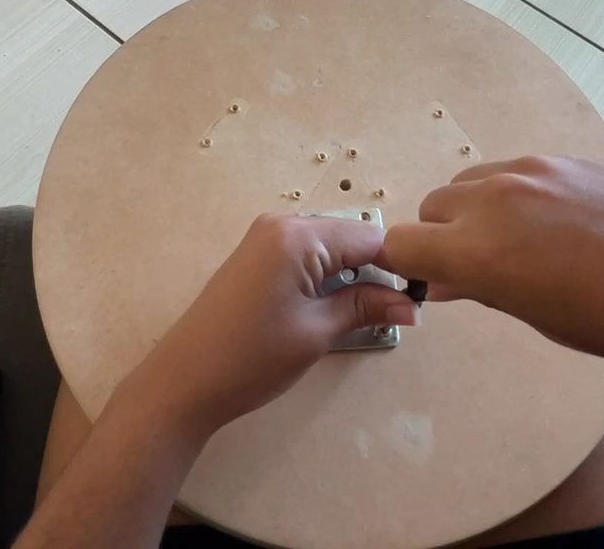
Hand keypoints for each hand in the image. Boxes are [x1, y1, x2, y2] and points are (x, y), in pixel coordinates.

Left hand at [118, 214, 418, 436]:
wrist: (183, 381)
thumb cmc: (252, 358)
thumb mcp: (316, 332)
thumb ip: (365, 307)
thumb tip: (411, 304)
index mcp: (298, 235)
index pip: (367, 236)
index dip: (399, 263)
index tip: (420, 295)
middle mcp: (282, 224)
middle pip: (348, 236)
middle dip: (376, 268)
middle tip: (399, 309)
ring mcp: (265, 237)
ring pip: (328, 245)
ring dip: (352, 272)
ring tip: (370, 311)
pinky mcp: (256, 255)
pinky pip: (305, 253)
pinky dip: (327, 274)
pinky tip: (335, 303)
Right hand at [378, 155, 603, 370]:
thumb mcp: (548, 319)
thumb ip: (485, 289)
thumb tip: (445, 280)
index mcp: (480, 249)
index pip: (400, 241)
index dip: (406, 263)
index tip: (427, 282)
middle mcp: (492, 198)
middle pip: (432, 206)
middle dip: (440, 237)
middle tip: (479, 271)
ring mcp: (528, 169)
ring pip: (468, 183)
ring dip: (472, 213)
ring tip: (519, 246)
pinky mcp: (561, 156)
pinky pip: (509, 173)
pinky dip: (509, 196)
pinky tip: (555, 224)